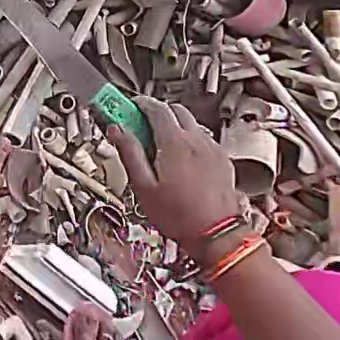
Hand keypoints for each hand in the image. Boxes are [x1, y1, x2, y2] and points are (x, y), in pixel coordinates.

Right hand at [107, 97, 241, 261]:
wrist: (217, 236)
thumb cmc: (181, 217)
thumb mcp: (144, 186)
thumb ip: (130, 153)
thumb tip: (117, 132)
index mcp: (175, 143)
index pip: (156, 108)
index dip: (139, 103)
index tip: (127, 107)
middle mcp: (197, 141)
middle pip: (175, 110)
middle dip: (156, 113)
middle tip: (141, 127)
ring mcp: (212, 149)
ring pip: (191, 124)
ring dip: (174, 127)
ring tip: (159, 148)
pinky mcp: (222, 160)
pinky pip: (203, 140)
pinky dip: (190, 142)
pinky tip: (181, 162)